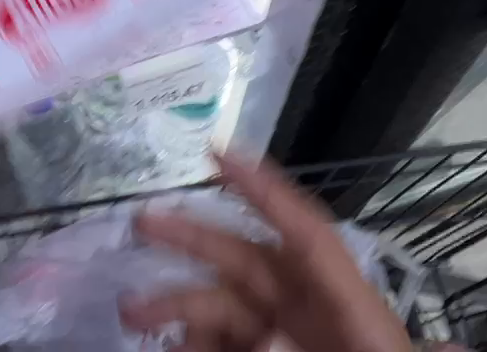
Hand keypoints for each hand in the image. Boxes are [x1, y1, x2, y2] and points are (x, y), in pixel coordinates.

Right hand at [119, 153, 409, 351]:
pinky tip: (167, 346)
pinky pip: (229, 342)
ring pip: (228, 307)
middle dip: (193, 240)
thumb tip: (261, 338)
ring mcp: (295, 341)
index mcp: (353, 311)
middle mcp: (318, 315)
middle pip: (250, 261)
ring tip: (133, 312)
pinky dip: (196, 341)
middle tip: (140, 224)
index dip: (264, 189)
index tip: (216, 153)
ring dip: (179, 304)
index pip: (307, 235)